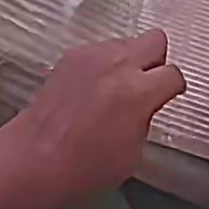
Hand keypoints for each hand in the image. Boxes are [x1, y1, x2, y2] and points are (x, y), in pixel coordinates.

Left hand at [0, 31, 184, 208]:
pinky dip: (102, 64)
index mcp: (138, 92)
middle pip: (155, 39)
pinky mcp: (73, 53)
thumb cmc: (86, 169)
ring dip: (127, 61)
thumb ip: (146, 116)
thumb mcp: (132, 152)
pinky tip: (90, 88)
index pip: (173, 73)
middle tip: (145, 83)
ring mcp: (93, 53)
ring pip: (126, 42)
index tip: (167, 97)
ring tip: (112, 88)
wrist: (35, 158)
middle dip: (156, 60)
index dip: (173, 88)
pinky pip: (100, 50)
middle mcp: (119, 63)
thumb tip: (148, 100)